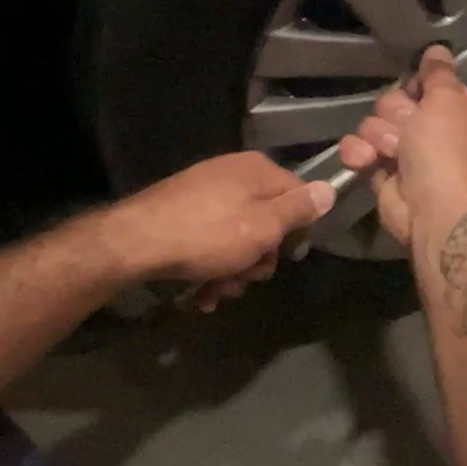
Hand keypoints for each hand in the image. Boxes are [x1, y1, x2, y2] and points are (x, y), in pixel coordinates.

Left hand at [103, 151, 335, 309]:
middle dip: (259, 259)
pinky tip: (202, 294)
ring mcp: (204, 195)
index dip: (297, 231)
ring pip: (237, 240)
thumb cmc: (209, 235)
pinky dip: (210, 270)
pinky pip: (210, 243)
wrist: (136, 242)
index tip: (287, 256)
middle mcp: (232, 175)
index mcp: (257, 171)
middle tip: (246, 277)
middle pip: (266, 223)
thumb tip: (331, 188)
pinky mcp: (182, 214)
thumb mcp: (264, 226)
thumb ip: (299, 209)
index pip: (299, 195)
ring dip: (233, 272)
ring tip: (218, 290)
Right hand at [337, 44, 466, 246]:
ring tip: (392, 153)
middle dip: (395, 115)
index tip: (418, 94)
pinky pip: (357, 147)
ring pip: (371, 122)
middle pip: (393, 100)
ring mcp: (403, 149)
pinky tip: (367, 161)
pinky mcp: (379, 168)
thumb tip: (437, 49)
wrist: (429, 208)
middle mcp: (430, 127)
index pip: (426, 81)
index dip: (417, 86)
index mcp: (455, 108)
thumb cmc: (444, 150)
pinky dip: (360, 153)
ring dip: (378, 136)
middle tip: (409, 132)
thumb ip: (439, 72)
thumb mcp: (448, 100)